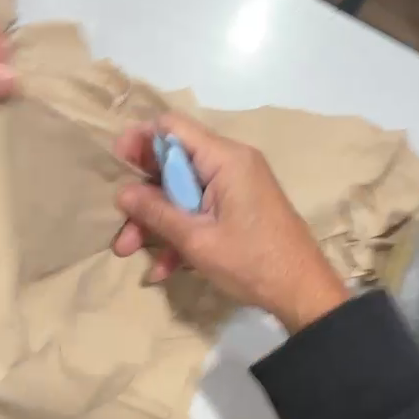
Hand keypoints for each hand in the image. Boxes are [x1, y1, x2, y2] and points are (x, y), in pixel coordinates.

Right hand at [111, 113, 348, 331]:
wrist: (302, 292)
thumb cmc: (252, 263)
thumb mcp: (197, 240)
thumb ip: (157, 212)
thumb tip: (122, 192)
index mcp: (226, 159)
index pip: (173, 127)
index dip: (141, 140)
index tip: (116, 163)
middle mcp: (231, 163)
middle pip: (174, 163)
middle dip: (143, 195)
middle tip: (120, 222)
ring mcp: (236, 187)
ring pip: (182, 192)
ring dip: (156, 221)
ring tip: (129, 251)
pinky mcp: (238, 208)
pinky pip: (200, 210)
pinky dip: (180, 233)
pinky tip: (163, 268)